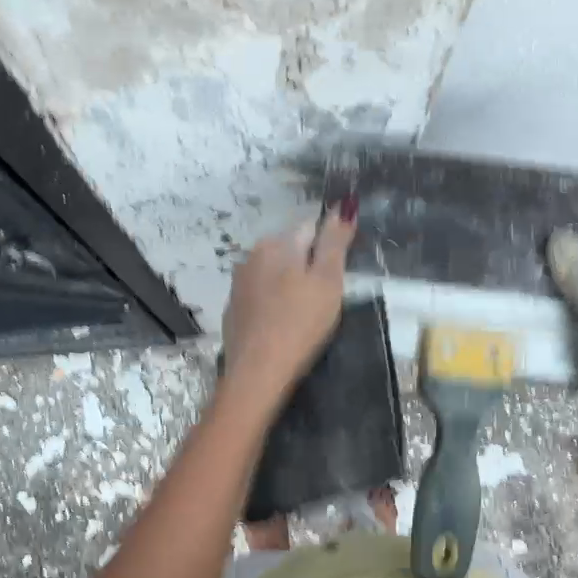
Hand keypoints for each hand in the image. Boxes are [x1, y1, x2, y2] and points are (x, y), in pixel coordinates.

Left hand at [220, 203, 356, 400]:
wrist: (257, 372)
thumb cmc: (300, 324)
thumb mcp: (328, 281)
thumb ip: (335, 242)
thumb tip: (343, 205)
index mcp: (277, 244)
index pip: (310, 229)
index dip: (328, 250)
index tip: (336, 278)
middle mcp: (252, 255)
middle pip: (290, 251)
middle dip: (307, 267)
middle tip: (323, 301)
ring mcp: (238, 283)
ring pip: (273, 274)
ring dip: (289, 286)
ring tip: (304, 316)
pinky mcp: (233, 309)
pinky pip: (260, 297)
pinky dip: (273, 305)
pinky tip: (282, 327)